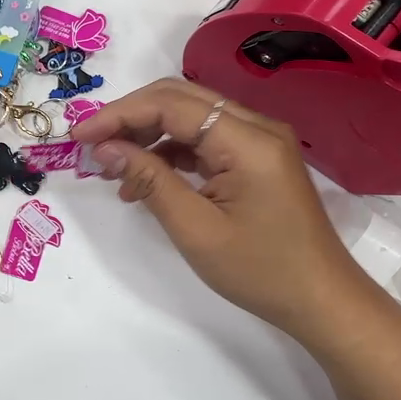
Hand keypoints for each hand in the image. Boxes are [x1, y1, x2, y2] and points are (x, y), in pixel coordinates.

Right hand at [70, 78, 378, 338]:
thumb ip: (148, 180)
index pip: (170, 106)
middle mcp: (256, 128)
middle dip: (128, 115)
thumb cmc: (259, 270)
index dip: (119, 115)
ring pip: (189, 115)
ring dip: (145, 131)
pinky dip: (167, 149)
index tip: (79, 137)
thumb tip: (104, 148)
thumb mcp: (194, 228)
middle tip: (89, 143)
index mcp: (248, 141)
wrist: (321, 301)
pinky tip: (142, 177)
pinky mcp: (254, 159)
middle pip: (179, 98)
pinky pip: (202, 137)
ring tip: (110, 164)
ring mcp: (258, 141)